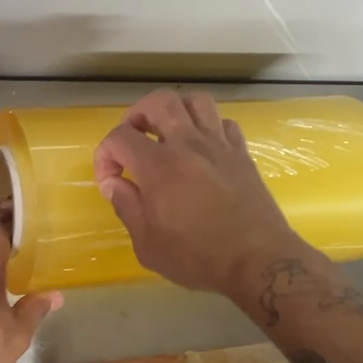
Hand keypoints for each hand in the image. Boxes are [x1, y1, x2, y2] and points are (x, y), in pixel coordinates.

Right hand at [93, 89, 306, 294]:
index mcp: (158, 166)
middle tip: (133, 139)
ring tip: (167, 134)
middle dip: (137, 114)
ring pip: (196, 101)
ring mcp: (219, 145)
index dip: (105, 155)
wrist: (258, 261)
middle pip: (159, 101)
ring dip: (176, 111)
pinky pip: (223, 122)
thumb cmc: (197, 258)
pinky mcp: (242, 154)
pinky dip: (207, 128)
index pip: (120, 137)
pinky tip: (201, 150)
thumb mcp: (147, 244)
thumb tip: (113, 183)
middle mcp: (188, 144)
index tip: (110, 180)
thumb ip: (126, 206)